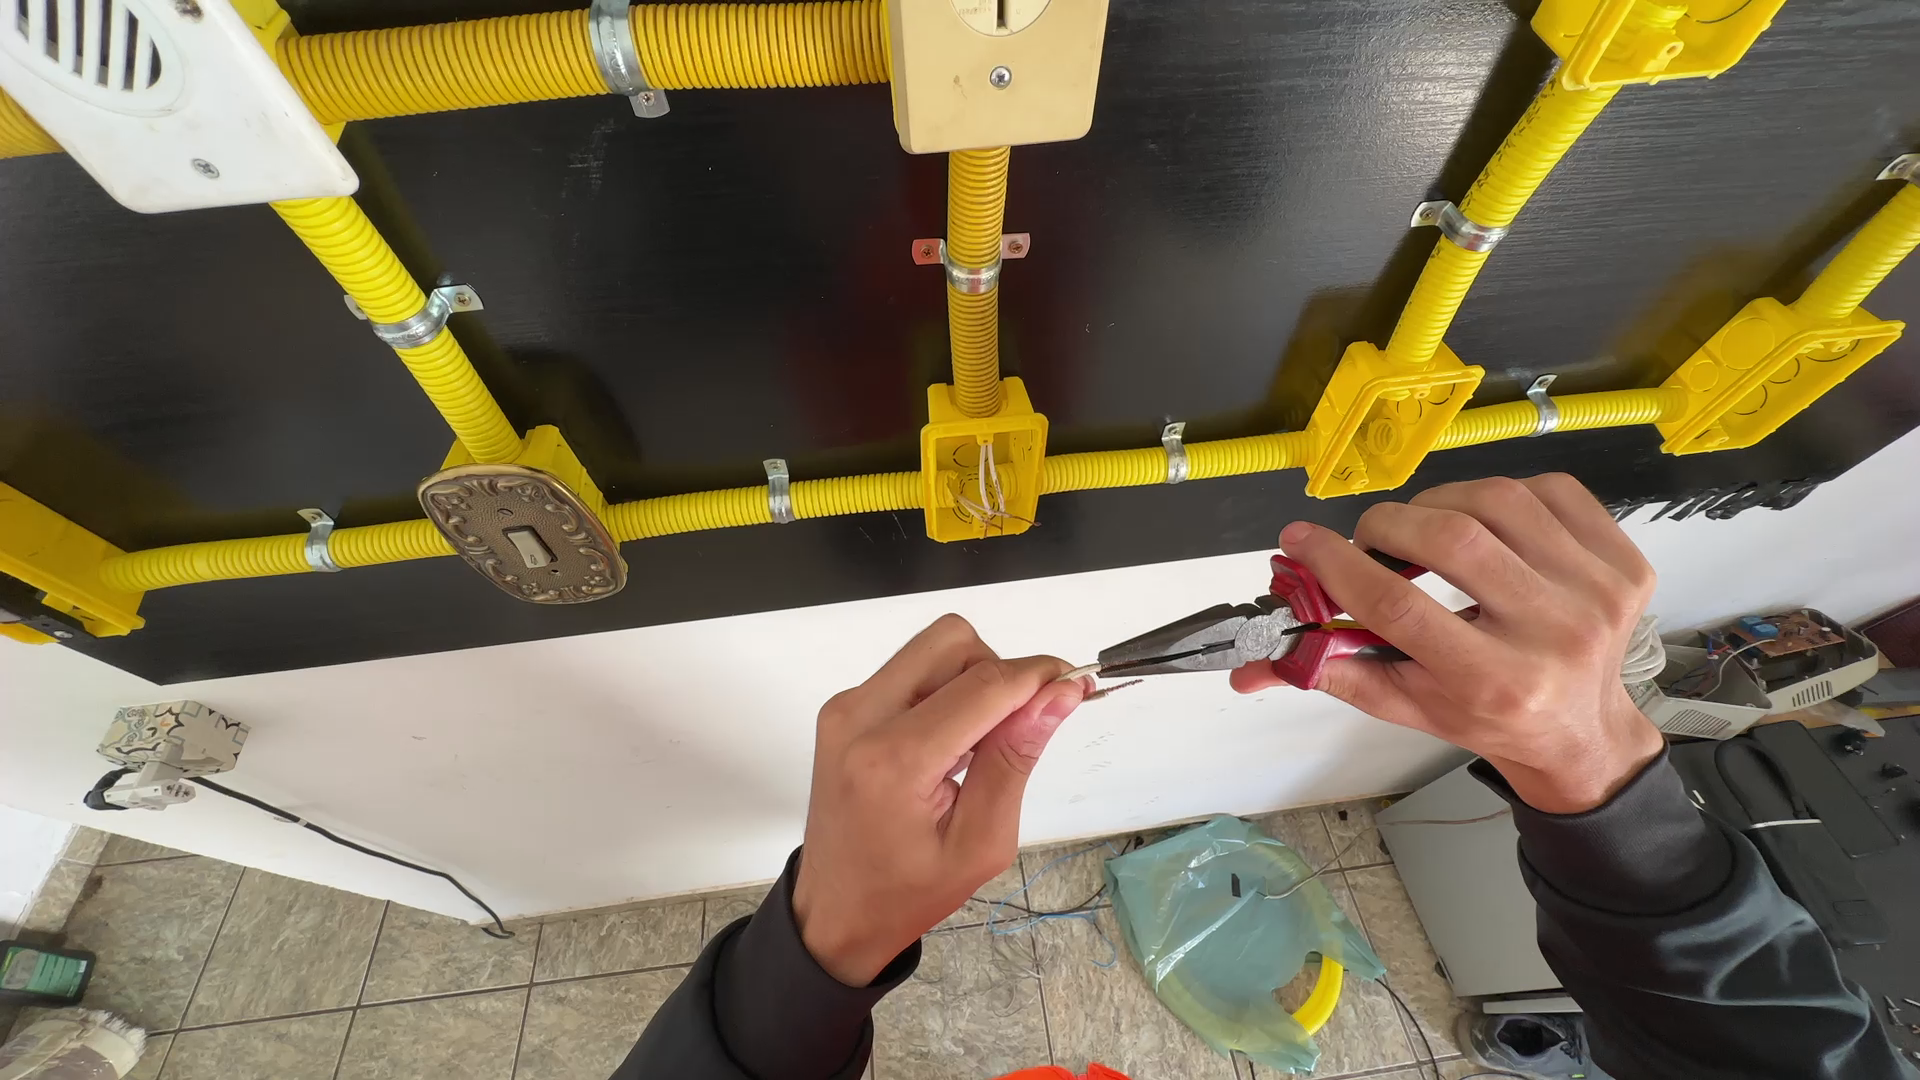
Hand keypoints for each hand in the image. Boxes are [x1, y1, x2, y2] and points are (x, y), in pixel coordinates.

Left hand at [792, 614, 1086, 984]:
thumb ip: (1017, 758)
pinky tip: (947, 742)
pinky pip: (911, 667)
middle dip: (998, 672)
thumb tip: (1058, 694)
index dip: (1038, 676)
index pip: (983, 685)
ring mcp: (846, 706)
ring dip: (970, 678)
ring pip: (933, 646)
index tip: (1074, 685)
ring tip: (974, 743)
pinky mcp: (845, 705)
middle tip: (1011, 728)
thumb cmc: (907, 892)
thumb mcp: (981, 842)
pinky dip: (944, 689)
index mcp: (893, 761)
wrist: (833, 910)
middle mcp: (860, 716)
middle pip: (953, 641)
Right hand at [1231, 474, 1663, 814]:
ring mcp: (1600, 591)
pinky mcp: (1624, 561)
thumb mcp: (1398, 704)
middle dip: (1386, 526)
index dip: (1335, 563)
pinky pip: (1549, 489)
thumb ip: (1323, 673)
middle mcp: (1555, 633)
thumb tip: (1245, 673)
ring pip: (1495, 500)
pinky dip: (1497, 493)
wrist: (1579, 728)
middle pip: (1450, 540)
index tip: (1298, 539)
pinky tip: (1478, 521)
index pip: (1396, 605)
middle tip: (1367, 541)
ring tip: (1418, 529)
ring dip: (1436, 504)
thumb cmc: (1480, 716)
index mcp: (1492, 680)